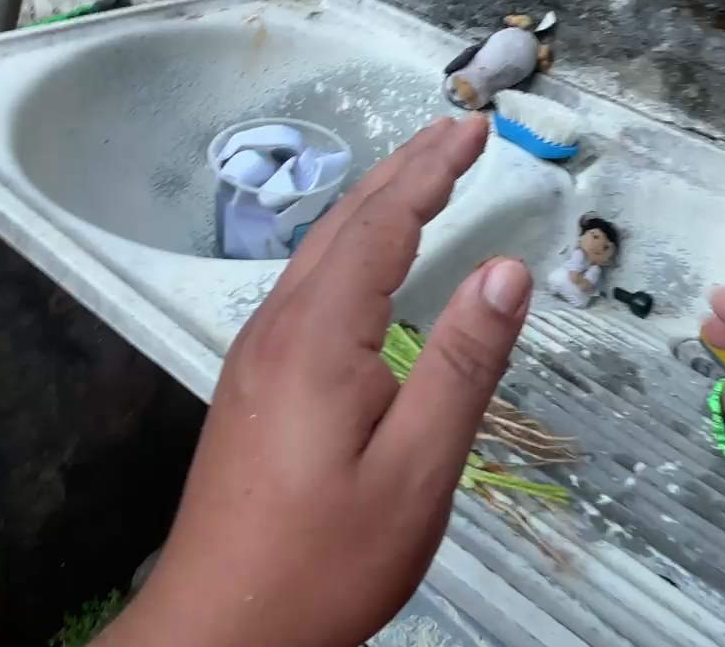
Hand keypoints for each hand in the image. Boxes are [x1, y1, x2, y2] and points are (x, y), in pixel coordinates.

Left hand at [100, 115, 533, 646]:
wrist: (216, 635)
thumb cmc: (325, 559)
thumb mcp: (417, 470)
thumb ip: (464, 364)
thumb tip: (507, 269)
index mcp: (322, 332)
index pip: (386, 222)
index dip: (434, 169)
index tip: (476, 129)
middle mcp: (282, 321)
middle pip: (350, 219)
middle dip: (407, 166)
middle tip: (456, 129)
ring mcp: (261, 346)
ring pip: (324, 245)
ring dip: (378, 196)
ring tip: (422, 167)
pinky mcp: (257, 373)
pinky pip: (311, 277)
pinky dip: (353, 238)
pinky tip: (367, 248)